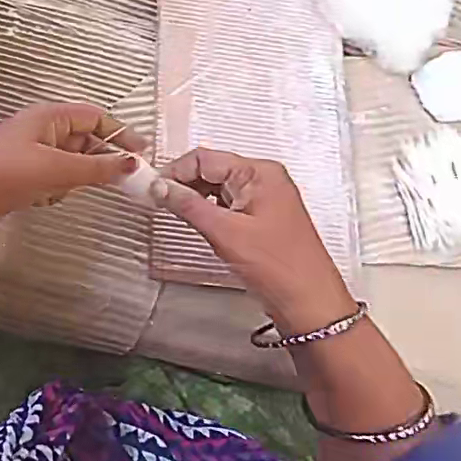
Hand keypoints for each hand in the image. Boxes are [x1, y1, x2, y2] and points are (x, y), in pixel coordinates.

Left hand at [0, 102, 142, 223]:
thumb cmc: (2, 174)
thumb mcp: (57, 168)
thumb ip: (97, 167)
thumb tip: (129, 163)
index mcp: (47, 117)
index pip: (94, 117)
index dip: (119, 133)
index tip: (140, 152)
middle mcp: (39, 131)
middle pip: (83, 141)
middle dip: (97, 161)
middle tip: (117, 180)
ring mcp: (29, 154)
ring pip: (69, 164)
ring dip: (72, 179)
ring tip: (59, 188)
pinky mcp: (21, 176)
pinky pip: (52, 180)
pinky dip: (54, 190)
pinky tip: (42, 198)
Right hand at [158, 149, 354, 328]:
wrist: (309, 303)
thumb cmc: (279, 266)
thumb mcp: (225, 232)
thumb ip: (188, 205)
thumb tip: (159, 187)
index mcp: (259, 173)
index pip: (203, 158)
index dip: (174, 172)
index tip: (151, 189)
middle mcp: (263, 179)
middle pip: (209, 169)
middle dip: (181, 184)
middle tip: (157, 202)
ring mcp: (262, 198)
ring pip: (215, 187)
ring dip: (192, 198)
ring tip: (172, 213)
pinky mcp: (259, 217)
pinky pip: (225, 203)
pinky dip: (206, 209)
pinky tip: (195, 223)